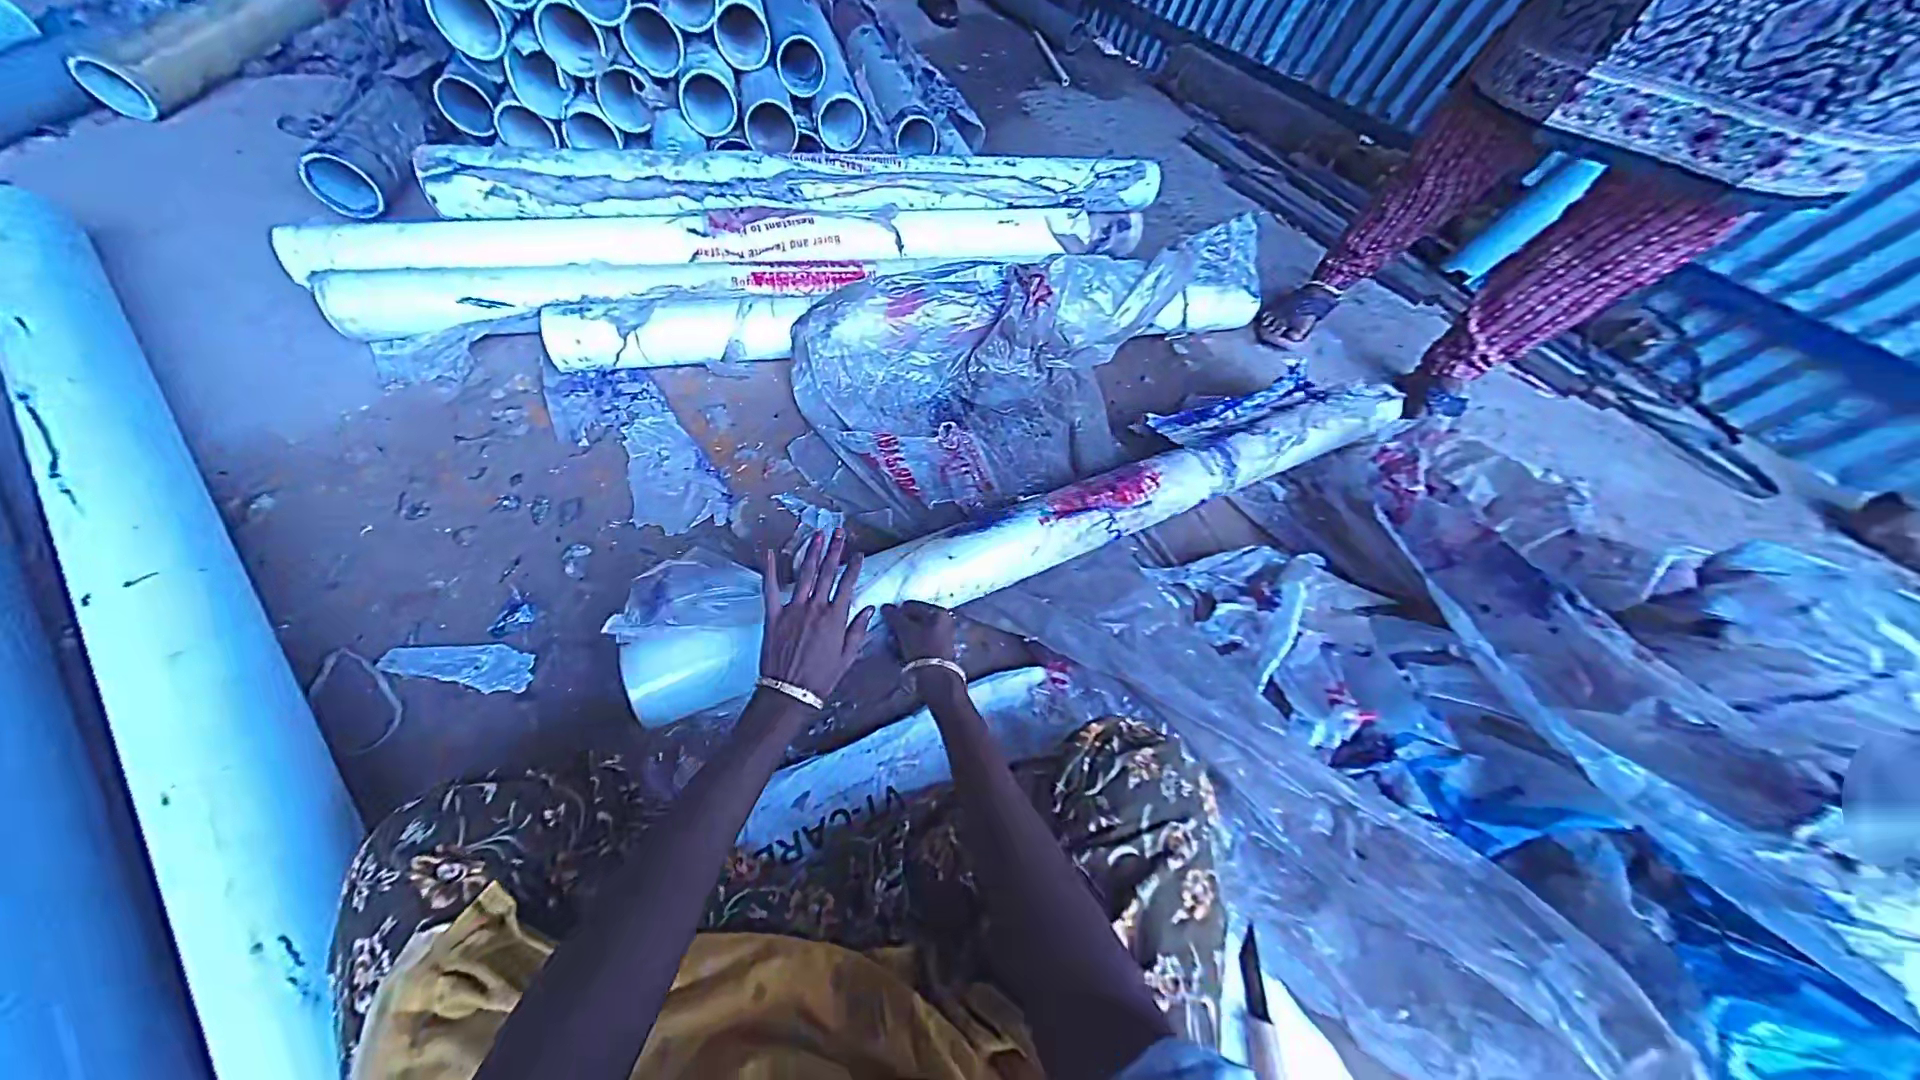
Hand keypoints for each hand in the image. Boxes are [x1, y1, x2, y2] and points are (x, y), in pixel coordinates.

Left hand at [759, 529, 873, 699]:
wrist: (790, 692)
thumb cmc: (822, 678)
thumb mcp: (848, 656)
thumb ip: (858, 629)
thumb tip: (870, 608)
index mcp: (836, 617)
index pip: (847, 584)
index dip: (854, 567)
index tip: (858, 553)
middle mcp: (816, 608)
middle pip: (827, 573)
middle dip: (834, 550)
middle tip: (838, 532)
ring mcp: (793, 609)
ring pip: (805, 574)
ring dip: (811, 553)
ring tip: (817, 535)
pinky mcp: (773, 615)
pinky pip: (770, 588)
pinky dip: (769, 570)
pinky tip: (769, 553)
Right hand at [883, 601, 957, 661]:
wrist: (935, 676)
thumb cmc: (921, 647)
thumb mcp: (905, 630)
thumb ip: (895, 617)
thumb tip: (886, 607)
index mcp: (939, 613)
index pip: (912, 606)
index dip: (897, 611)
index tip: (885, 619)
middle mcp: (944, 622)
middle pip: (915, 619)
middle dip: (900, 625)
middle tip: (889, 632)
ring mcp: (942, 637)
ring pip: (916, 632)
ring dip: (902, 636)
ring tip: (892, 643)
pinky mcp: (937, 651)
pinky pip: (919, 643)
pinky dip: (909, 645)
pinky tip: (899, 651)